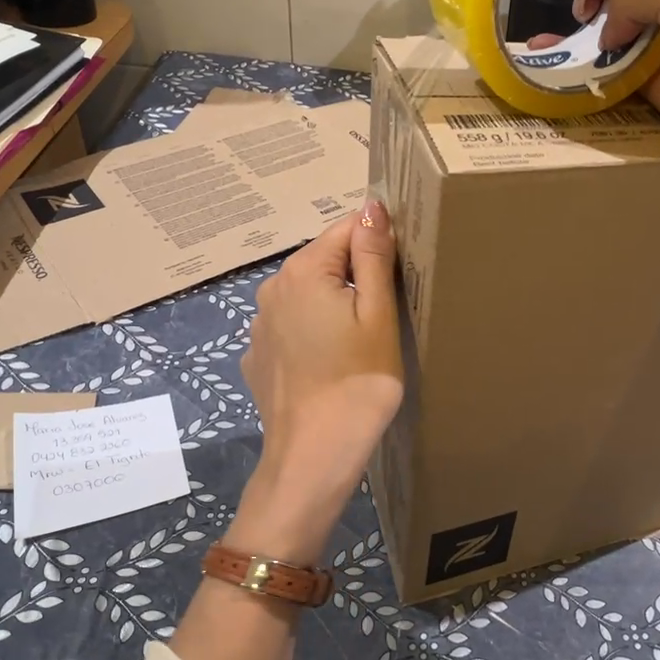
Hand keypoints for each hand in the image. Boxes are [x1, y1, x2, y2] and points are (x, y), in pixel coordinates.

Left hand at [231, 202, 403, 564]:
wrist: (315, 454)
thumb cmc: (359, 379)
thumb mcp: (378, 314)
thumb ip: (373, 255)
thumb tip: (372, 205)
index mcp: (304, 272)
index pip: (346, 228)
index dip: (378, 243)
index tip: (400, 273)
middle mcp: (273, 289)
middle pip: (325, 260)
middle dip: (356, 274)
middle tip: (387, 312)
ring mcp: (260, 325)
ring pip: (308, 295)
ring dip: (335, 304)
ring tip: (361, 341)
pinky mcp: (259, 357)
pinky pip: (293, 326)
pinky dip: (314, 333)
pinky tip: (332, 363)